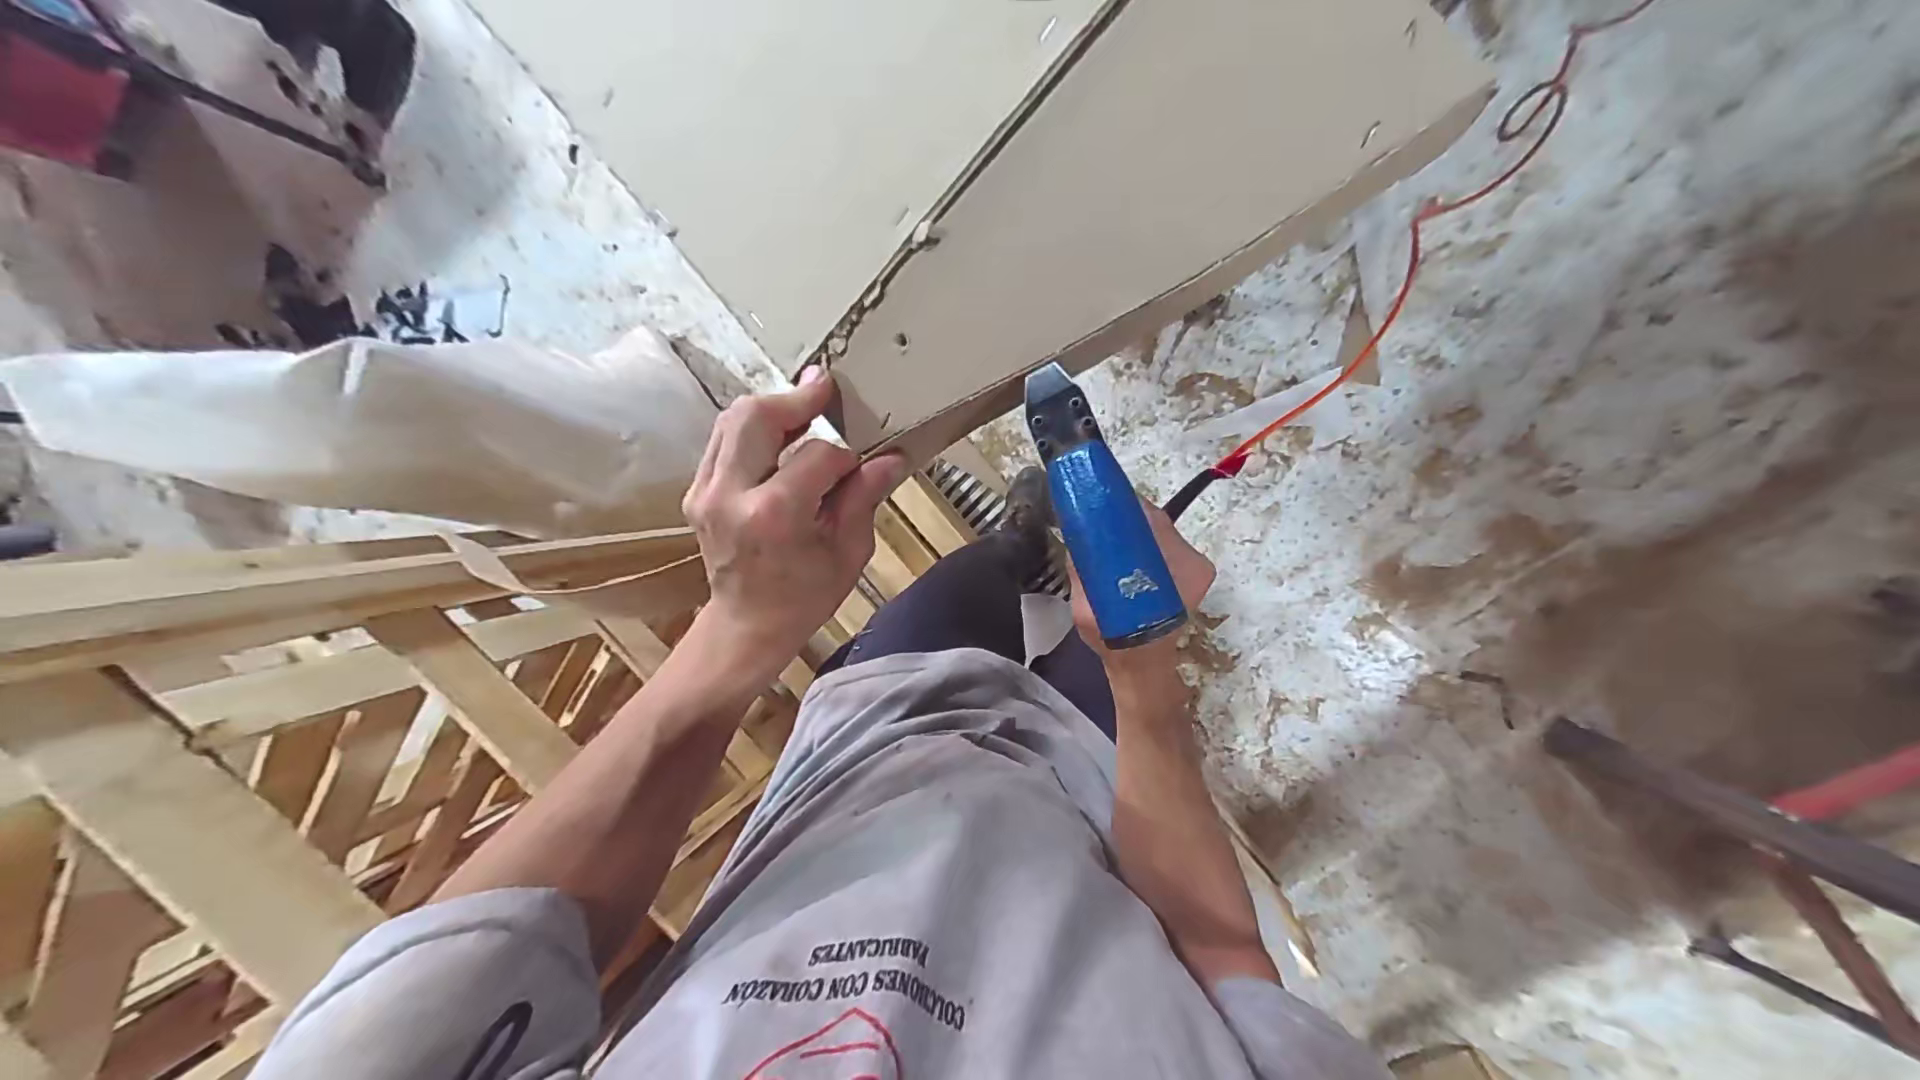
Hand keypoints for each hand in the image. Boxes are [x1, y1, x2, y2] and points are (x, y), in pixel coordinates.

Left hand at [681, 368, 910, 676]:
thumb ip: (864, 498)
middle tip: (826, 389)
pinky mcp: (697, 489)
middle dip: (797, 398)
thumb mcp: (848, 553)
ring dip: (773, 407)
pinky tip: (781, 435)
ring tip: (806, 409)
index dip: (844, 456)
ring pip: (733, 418)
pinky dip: (755, 428)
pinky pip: (724, 438)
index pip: (816, 454)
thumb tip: (890, 458)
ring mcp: (704, 490)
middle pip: (757, 415)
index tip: (859, 467)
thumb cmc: (805, 596)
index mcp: (773, 515)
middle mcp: (729, 494)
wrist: (748, 624)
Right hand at [1068, 499, 1214, 671]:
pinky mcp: (1195, 572)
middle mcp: (1192, 563)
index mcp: (1176, 570)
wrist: (1141, 667)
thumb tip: (1076, 535)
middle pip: (1156, 523)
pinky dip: (1142, 541)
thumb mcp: (1087, 610)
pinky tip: (1120, 548)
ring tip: (1105, 531)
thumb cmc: (1114, 638)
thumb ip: (1081, 573)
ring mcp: (1195, 567)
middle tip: (1097, 516)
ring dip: (1132, 528)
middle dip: (1125, 516)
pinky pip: (1164, 544)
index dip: (1123, 508)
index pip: (1151, 521)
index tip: (1098, 503)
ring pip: (1159, 531)